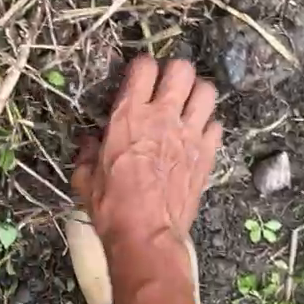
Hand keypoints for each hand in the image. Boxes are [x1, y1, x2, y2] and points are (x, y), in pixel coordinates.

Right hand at [72, 55, 220, 258]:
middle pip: (182, 69)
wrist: (146, 236)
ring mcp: (189, 134)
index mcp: (129, 116)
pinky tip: (198, 137)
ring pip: (207, 91)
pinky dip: (209, 127)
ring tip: (189, 106)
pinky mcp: (207, 154)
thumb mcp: (86, 178)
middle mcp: (162, 117)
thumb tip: (89, 142)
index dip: (142, 68)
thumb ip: (87, 153)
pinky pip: (217, 125)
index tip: (140, 80)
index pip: (144, 67)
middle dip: (176, 73)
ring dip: (198, 95)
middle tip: (169, 88)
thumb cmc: (112, 208)